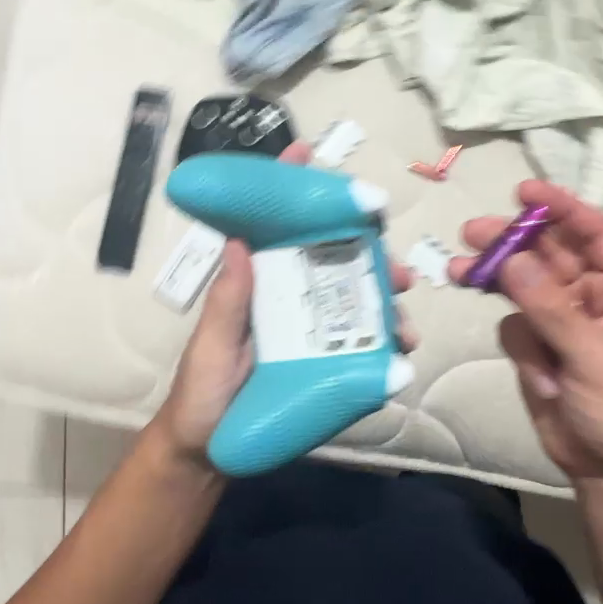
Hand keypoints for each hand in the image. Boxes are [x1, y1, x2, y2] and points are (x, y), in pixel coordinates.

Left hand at [149, 142, 417, 466]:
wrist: (209, 450)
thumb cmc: (201, 392)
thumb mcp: (209, 347)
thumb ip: (227, 303)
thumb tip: (238, 242)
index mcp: (259, 283)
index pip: (276, 226)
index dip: (292, 188)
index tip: (309, 153)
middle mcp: (290, 297)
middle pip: (334, 257)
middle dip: (368, 249)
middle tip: (393, 267)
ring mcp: (311, 332)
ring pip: (356, 299)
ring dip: (385, 297)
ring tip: (401, 312)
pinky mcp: (327, 367)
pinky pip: (362, 348)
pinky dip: (387, 346)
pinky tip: (400, 352)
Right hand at [449, 180, 602, 488]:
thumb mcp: (595, 356)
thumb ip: (550, 307)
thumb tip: (511, 259)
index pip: (593, 232)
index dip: (560, 207)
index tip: (523, 190)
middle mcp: (594, 294)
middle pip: (547, 251)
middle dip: (512, 241)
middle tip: (473, 232)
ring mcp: (562, 319)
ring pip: (521, 283)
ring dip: (495, 278)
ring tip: (459, 271)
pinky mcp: (538, 346)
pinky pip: (514, 323)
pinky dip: (516, 340)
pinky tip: (535, 373)